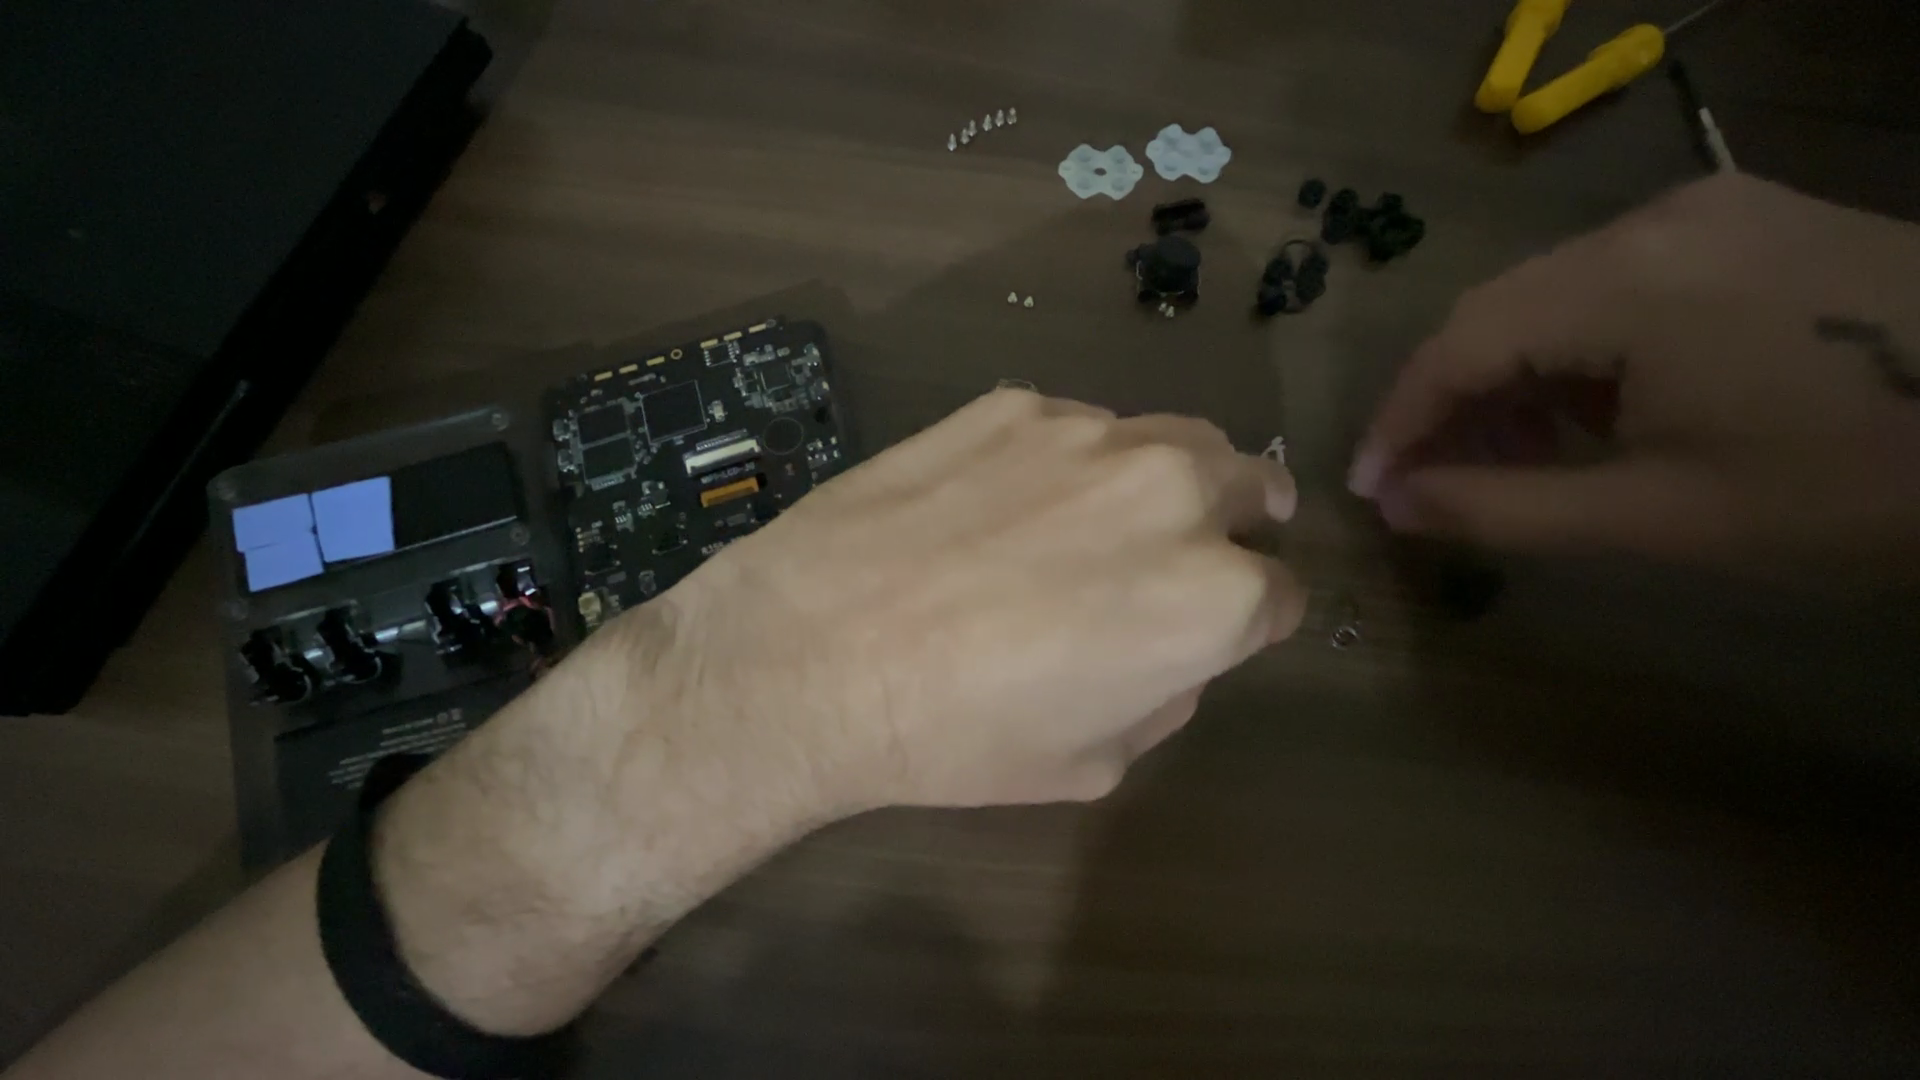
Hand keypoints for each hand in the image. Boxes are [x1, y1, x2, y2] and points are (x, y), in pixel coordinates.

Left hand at [621, 388, 1305, 811]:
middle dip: (1232, 521)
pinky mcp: (1011, 403)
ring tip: (1093, 521)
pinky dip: (1067, 461)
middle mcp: (1172, 491)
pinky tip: (1002, 501)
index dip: (1253, 616)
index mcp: (1213, 594)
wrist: (813, 655)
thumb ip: (1165, 691)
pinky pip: (1074, 428)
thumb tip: (1172, 645)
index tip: (1221, 624)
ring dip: (1157, 480)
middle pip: (1247, 484)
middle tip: (1178, 554)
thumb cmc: (958, 733)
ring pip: (1170, 440)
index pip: (1281, 592)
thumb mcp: (1094, 760)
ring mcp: (1088, 433)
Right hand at [1349, 173, 1919, 573]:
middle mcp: (1651, 223)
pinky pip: (1606, 289)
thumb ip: (1499, 509)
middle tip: (1425, 483)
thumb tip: (1392, 508)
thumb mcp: (1656, 515)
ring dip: (1504, 384)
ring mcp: (1703, 215)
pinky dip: (1567, 358)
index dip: (1397, 422)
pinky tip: (1577, 415)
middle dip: (1446, 405)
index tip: (1366, 488)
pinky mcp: (1740, 227)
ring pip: (1544, 301)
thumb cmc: (1857, 484)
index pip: (1459, 347)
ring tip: (1500, 462)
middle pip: (1493, 315)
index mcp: (1629, 282)